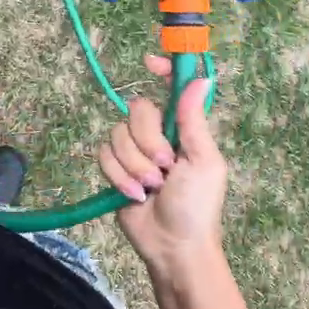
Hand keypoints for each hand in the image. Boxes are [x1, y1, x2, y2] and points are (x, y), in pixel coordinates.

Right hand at [98, 53, 227, 278]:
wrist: (172, 246)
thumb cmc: (197, 205)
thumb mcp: (203, 161)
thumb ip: (193, 120)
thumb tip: (201, 77)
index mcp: (182, 128)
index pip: (170, 88)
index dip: (161, 70)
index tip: (148, 62)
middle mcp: (157, 134)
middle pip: (137, 110)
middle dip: (148, 142)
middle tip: (164, 168)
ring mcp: (134, 151)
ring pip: (118, 134)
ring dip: (134, 166)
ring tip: (150, 188)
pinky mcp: (115, 169)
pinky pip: (104, 155)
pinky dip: (119, 177)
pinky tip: (134, 196)